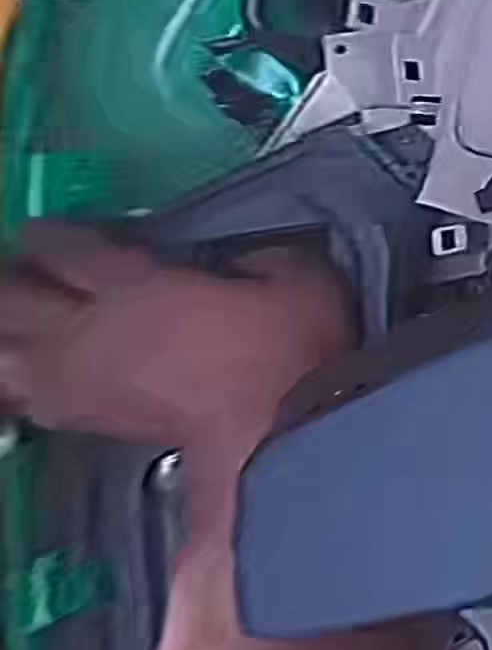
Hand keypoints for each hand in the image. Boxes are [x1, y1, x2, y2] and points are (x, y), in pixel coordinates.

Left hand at [0, 221, 351, 450]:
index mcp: (138, 289)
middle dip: (11, 279)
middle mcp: (83, 329)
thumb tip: (240, 263)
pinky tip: (32, 370)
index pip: (70, 250)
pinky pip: (14, 391)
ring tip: (22, 319)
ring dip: (4, 329)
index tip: (54, 228)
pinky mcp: (74, 416)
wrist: (281, 421)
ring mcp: (69, 378)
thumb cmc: (295, 344)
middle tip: (25, 269)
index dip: (56, 234)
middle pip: (7, 298)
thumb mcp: (304, 279)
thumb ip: (262, 260)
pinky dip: (15, 375)